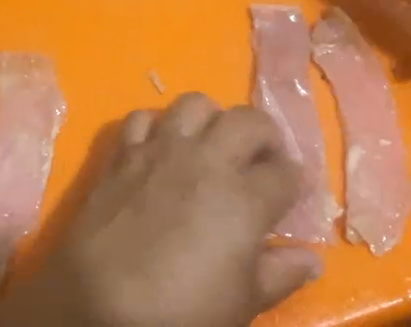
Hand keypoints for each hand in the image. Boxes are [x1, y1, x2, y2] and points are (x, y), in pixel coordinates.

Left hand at [0, 94, 321, 326]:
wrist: (100, 301)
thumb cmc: (181, 311)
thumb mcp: (241, 304)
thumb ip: (278, 275)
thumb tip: (310, 259)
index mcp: (243, 199)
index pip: (285, 173)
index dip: (294, 180)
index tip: (291, 191)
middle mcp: (205, 161)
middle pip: (247, 120)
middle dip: (263, 135)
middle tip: (261, 160)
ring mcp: (159, 150)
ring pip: (194, 103)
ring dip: (210, 118)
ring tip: (212, 144)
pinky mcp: (122, 153)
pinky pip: (142, 117)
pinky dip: (156, 125)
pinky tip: (161, 147)